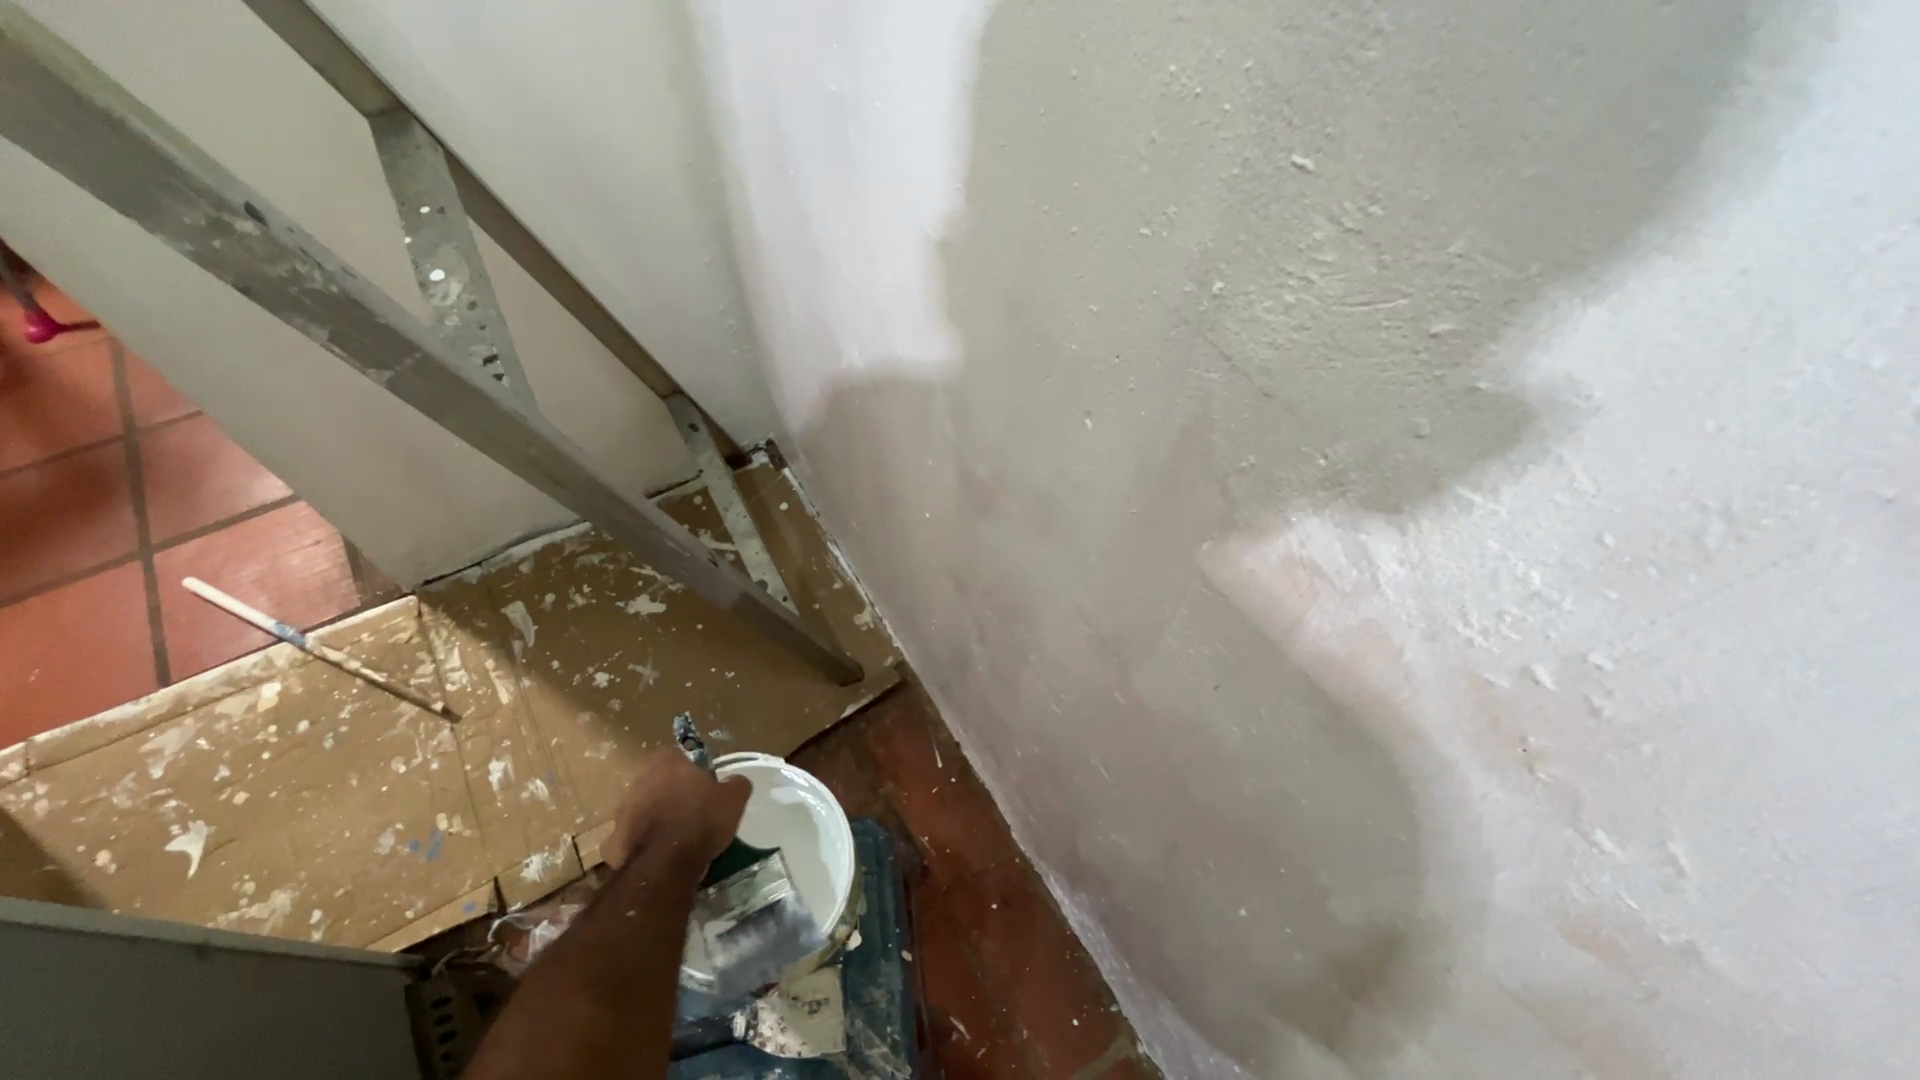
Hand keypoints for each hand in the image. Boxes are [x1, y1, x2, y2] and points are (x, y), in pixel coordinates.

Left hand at [603, 748, 749, 872]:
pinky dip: (645, 839)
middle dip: (675, 790)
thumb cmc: (701, 822)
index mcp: (669, 760)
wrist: (664, 864)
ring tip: (677, 833)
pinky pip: (634, 833)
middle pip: (662, 779)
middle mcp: (642, 777)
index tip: (707, 784)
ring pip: (646, 805)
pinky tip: (660, 851)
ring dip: (658, 814)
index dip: (697, 769)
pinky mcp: (614, 835)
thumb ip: (736, 783)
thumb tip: (735, 780)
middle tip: (694, 808)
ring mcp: (624, 806)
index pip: (684, 754)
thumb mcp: (734, 800)